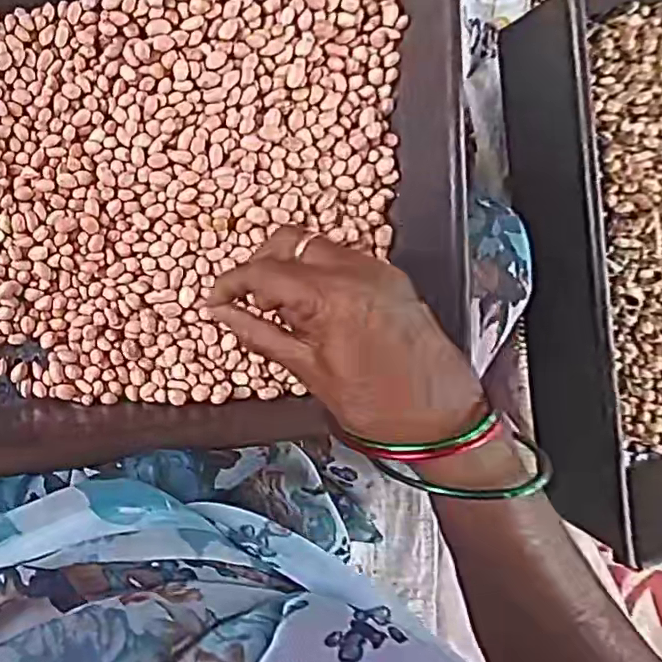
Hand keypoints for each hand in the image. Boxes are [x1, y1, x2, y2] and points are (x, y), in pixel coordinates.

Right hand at [206, 226, 485, 444]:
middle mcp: (356, 272)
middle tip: (245, 299)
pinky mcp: (391, 279)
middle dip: (257, 265)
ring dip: (286, 266)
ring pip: (312, 246)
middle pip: (286, 241)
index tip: (215, 300)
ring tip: (277, 306)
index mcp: (331, 297)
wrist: (446, 421)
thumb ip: (257, 334)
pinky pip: (339, 258)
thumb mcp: (305, 370)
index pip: (262, 271)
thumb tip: (222, 314)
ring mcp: (377, 271)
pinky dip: (314, 272)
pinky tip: (309, 306)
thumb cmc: (377, 405)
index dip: (229, 284)